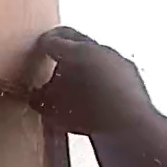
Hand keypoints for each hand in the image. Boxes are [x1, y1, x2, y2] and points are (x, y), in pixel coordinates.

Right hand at [28, 27, 156, 134]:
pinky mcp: (131, 74)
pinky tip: (95, 94)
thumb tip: (35, 95)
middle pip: (76, 42)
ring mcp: (117, 60)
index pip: (53, 40)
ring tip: (75, 81)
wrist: (126, 125)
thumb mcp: (51, 108)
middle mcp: (98, 49)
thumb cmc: (85, 113)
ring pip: (95, 55)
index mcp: (75, 50)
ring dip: (84, 64)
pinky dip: (101, 77)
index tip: (39, 48)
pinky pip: (110, 69)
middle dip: (64, 50)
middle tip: (54, 59)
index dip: (43, 44)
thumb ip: (39, 97)